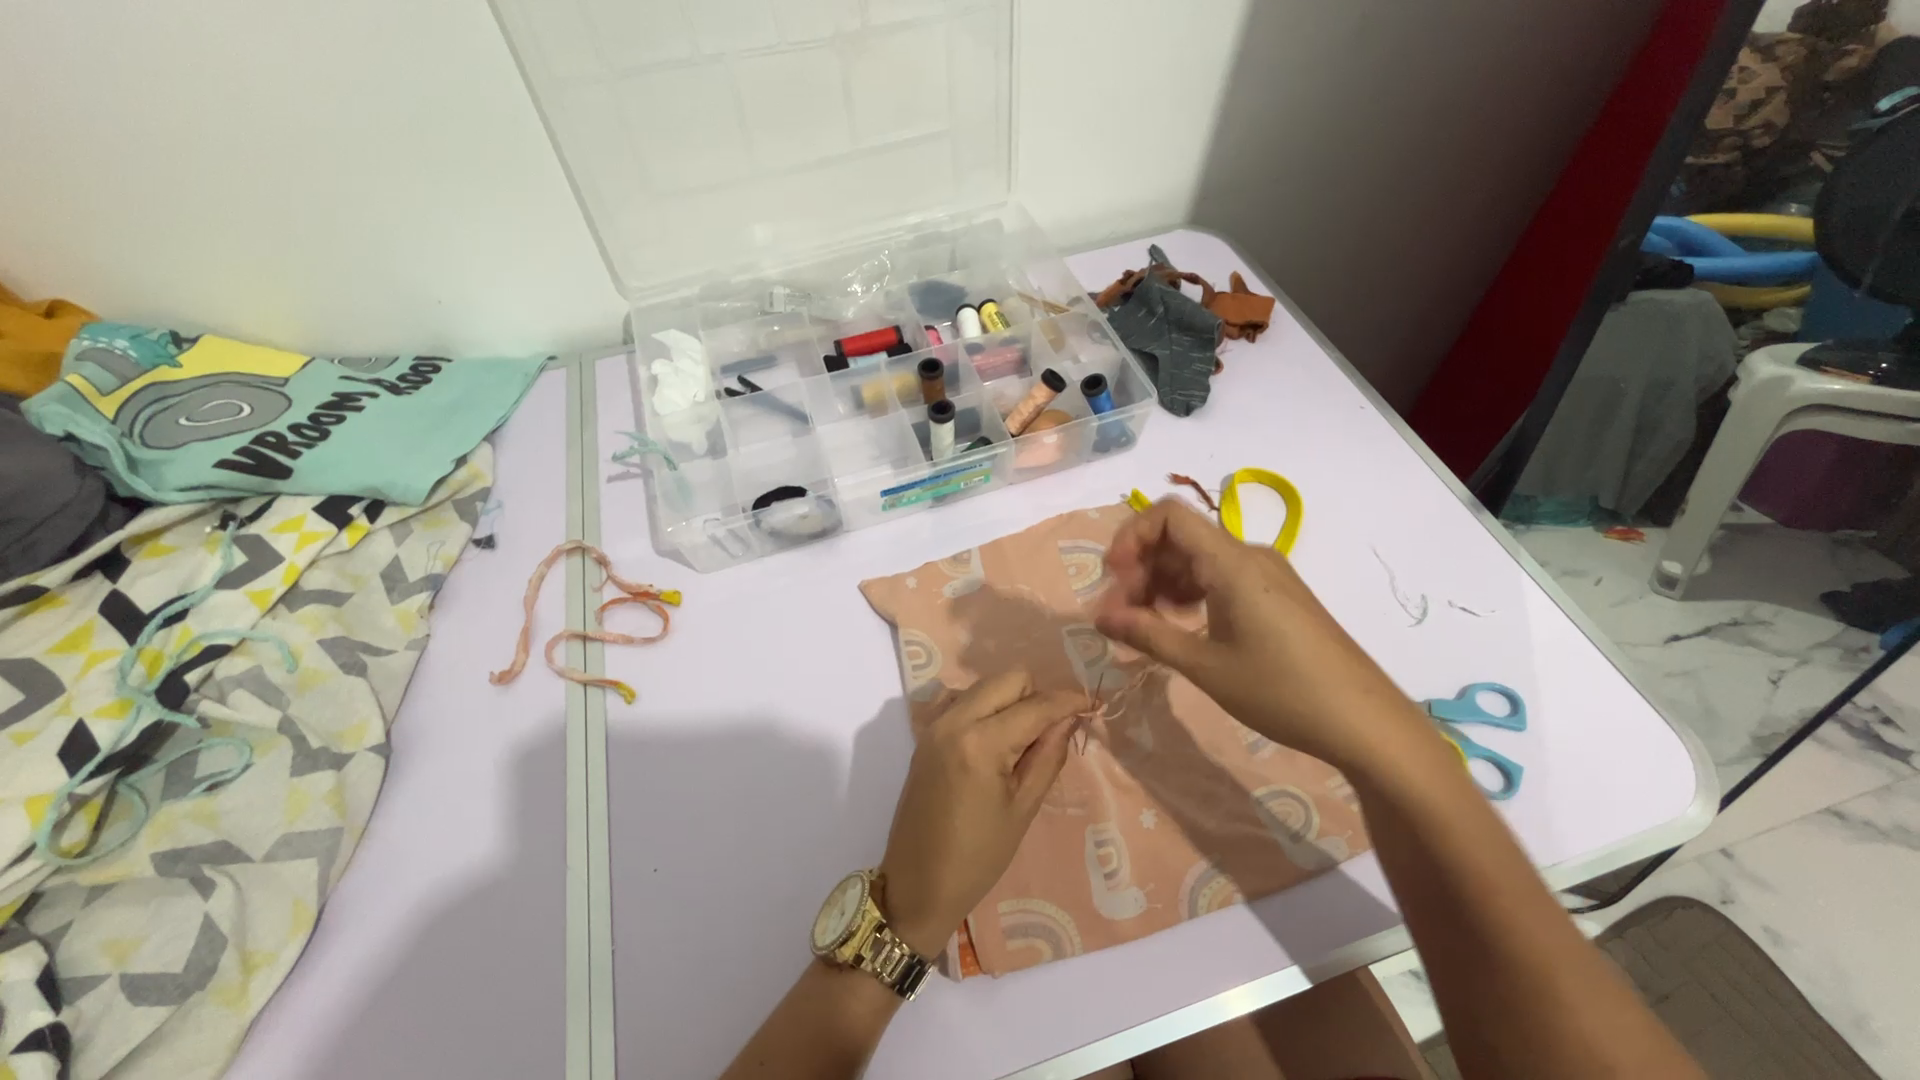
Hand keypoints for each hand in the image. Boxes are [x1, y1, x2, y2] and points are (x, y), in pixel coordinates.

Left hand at [877, 671, 1081, 956]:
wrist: (917, 885)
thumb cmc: (978, 857)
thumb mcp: (1023, 809)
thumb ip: (1048, 755)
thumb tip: (1069, 718)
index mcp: (981, 742)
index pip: (1037, 705)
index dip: (1070, 701)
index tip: (1093, 705)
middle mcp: (954, 720)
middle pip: (1009, 679)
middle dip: (1037, 697)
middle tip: (1052, 732)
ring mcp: (934, 724)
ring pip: (985, 686)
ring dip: (1009, 701)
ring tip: (1021, 743)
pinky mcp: (925, 735)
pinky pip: (960, 699)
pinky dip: (982, 707)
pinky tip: (991, 741)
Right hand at [1093, 498, 1427, 771]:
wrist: (1364, 721)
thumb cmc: (1281, 691)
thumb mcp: (1205, 666)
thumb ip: (1148, 635)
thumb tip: (1099, 616)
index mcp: (1232, 563)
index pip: (1169, 515)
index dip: (1131, 538)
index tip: (1115, 581)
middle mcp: (1249, 556)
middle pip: (1180, 537)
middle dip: (1141, 569)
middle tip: (1121, 616)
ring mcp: (1266, 575)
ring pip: (1198, 559)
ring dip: (1162, 584)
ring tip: (1143, 628)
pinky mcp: (1276, 596)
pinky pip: (1220, 577)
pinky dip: (1189, 594)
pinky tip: (1179, 629)